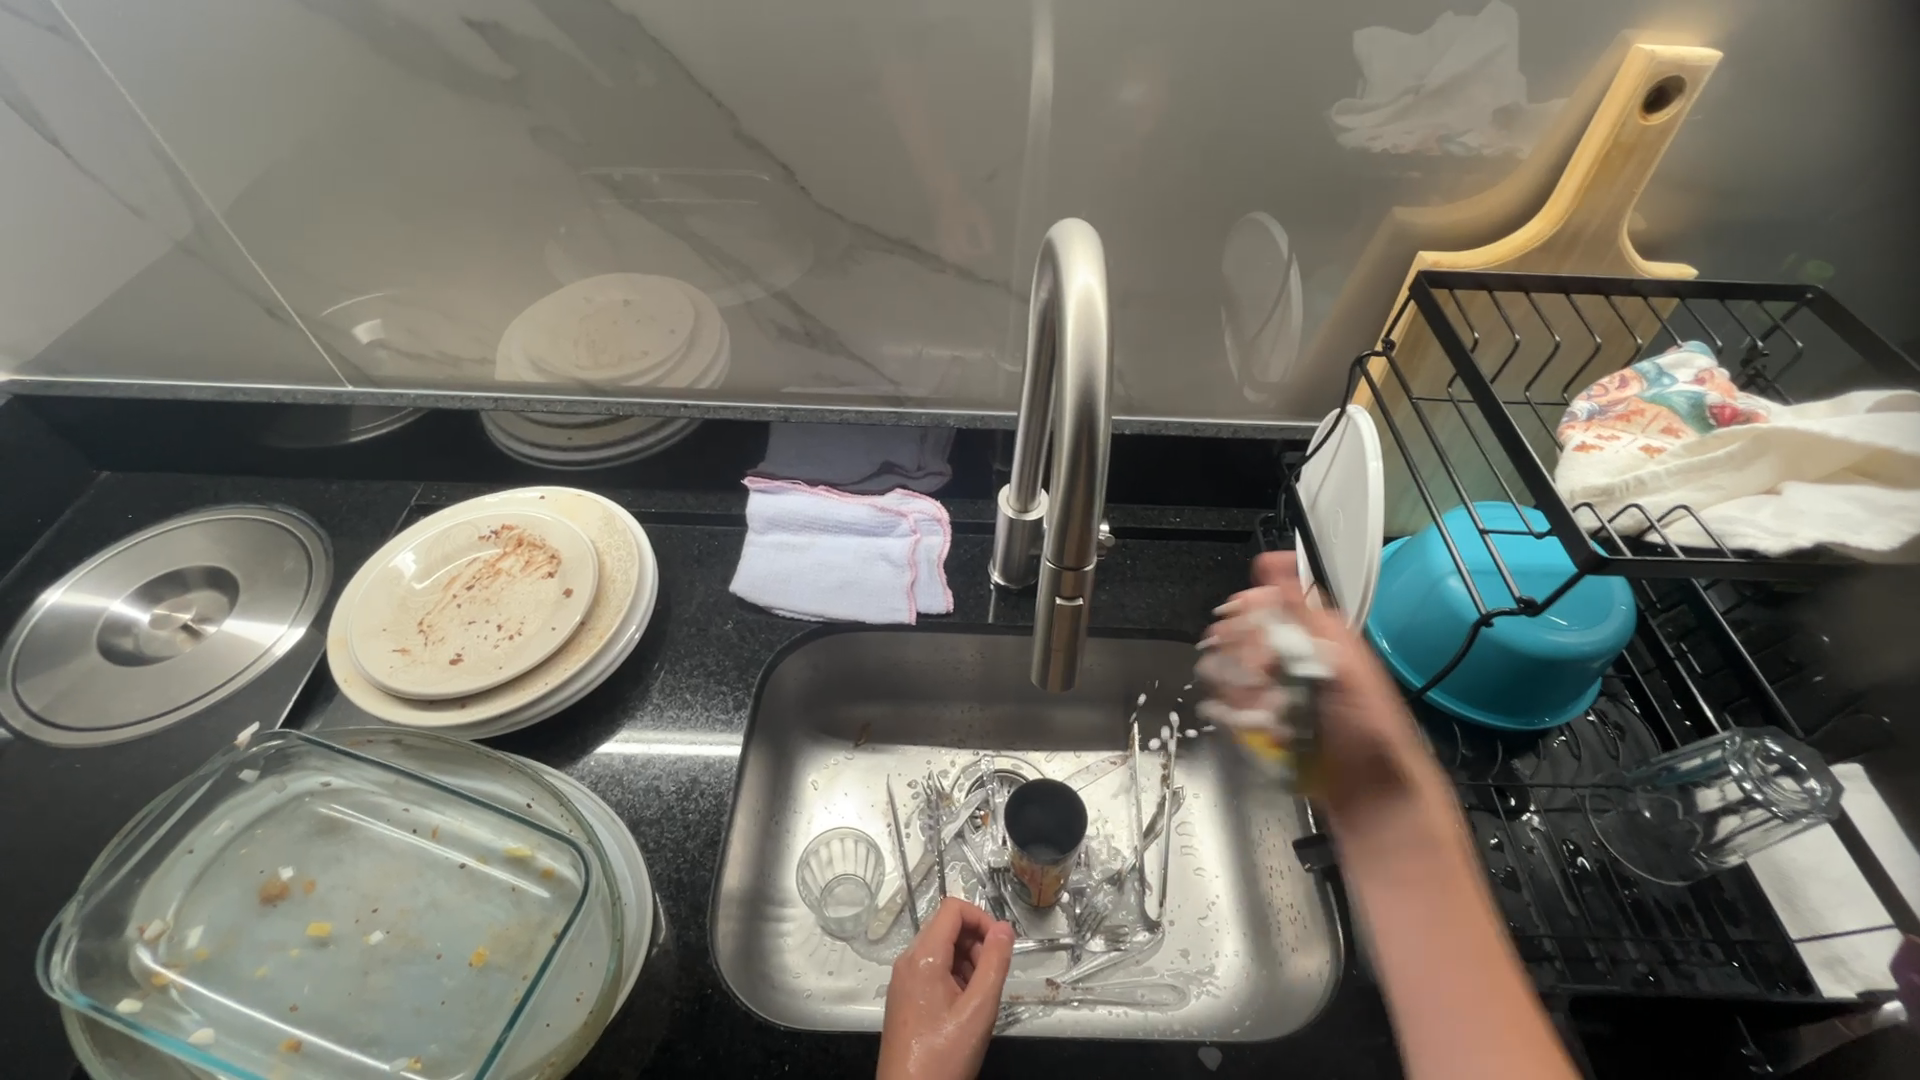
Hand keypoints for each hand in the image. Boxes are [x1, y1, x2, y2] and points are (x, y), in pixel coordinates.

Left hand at [877, 897, 1014, 1079]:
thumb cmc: (944, 1056)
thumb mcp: (979, 1010)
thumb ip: (995, 963)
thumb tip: (1005, 927)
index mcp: (922, 956)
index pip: (953, 908)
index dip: (982, 918)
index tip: (1001, 946)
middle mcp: (907, 960)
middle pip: (946, 927)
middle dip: (976, 943)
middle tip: (991, 978)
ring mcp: (903, 979)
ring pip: (941, 948)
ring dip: (967, 961)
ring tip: (979, 997)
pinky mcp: (904, 996)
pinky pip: (932, 969)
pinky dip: (953, 976)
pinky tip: (964, 1008)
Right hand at [1204, 552, 1447, 836]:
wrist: (1373, 797)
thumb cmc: (1371, 733)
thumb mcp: (1343, 665)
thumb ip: (1305, 615)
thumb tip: (1275, 564)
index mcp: (1321, 635)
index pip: (1272, 600)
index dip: (1252, 606)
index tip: (1240, 620)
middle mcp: (1298, 656)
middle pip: (1246, 631)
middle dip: (1241, 649)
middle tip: (1256, 674)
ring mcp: (1281, 687)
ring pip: (1234, 665)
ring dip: (1237, 682)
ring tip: (1259, 705)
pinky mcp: (1267, 715)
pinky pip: (1234, 699)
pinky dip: (1236, 707)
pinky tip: (1252, 719)